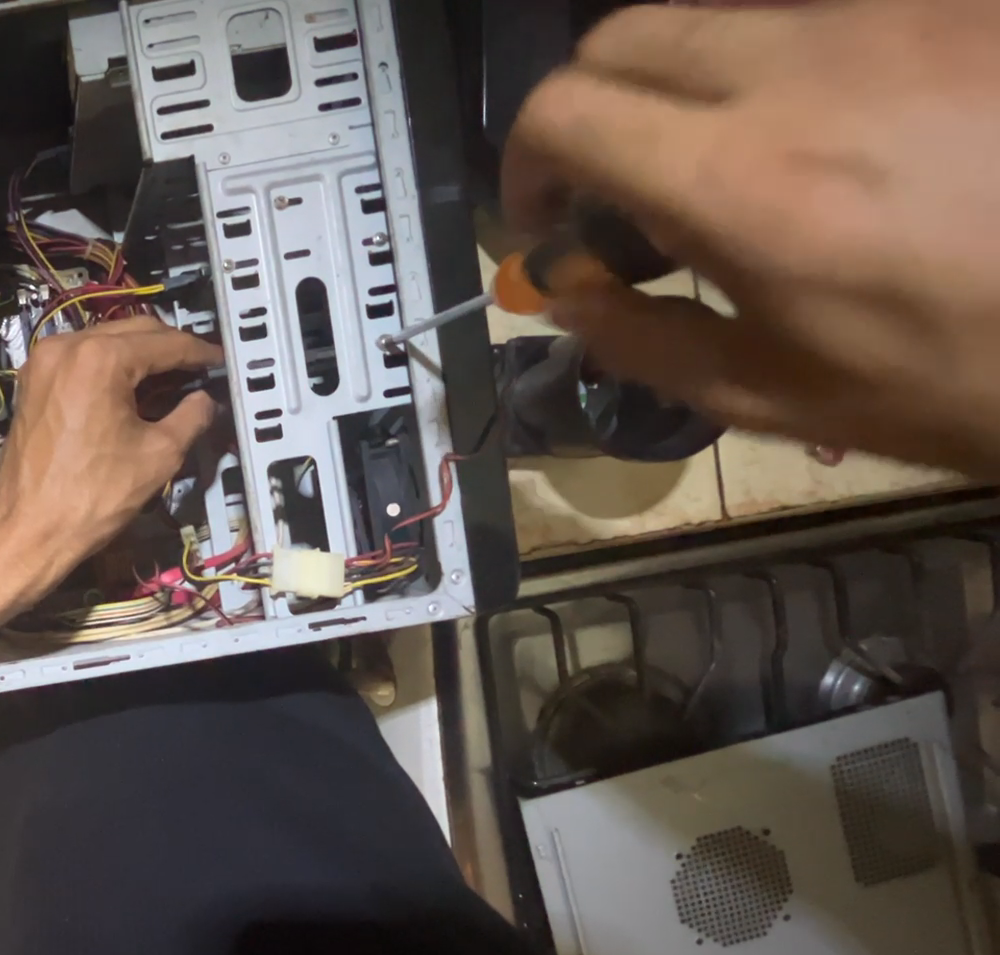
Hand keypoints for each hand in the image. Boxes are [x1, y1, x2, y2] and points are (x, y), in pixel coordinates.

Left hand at [0, 318, 218, 601]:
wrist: (29, 529)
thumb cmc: (92, 496)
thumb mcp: (158, 456)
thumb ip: (191, 417)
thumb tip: (205, 400)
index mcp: (99, 358)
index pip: (164, 343)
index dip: (199, 352)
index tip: (220, 361)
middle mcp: (66, 347)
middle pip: (133, 332)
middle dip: (170, 348)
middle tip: (200, 370)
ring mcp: (43, 362)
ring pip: (105, 342)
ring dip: (139, 356)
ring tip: (170, 380)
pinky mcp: (32, 383)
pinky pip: (81, 360)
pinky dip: (109, 368)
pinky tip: (130, 389)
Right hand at [503, 0, 999, 476]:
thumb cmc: (966, 373)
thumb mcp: (764, 393)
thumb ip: (634, 337)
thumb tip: (565, 292)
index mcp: (738, 182)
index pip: (563, 113)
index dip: (522, 164)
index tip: (544, 221)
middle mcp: (805, 70)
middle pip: (620, 39)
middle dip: (576, 112)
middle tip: (599, 185)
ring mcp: (898, 21)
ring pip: (710, 20)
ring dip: (669, 92)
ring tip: (710, 170)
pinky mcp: (961, 11)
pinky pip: (810, 23)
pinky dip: (765, 76)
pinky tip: (815, 143)